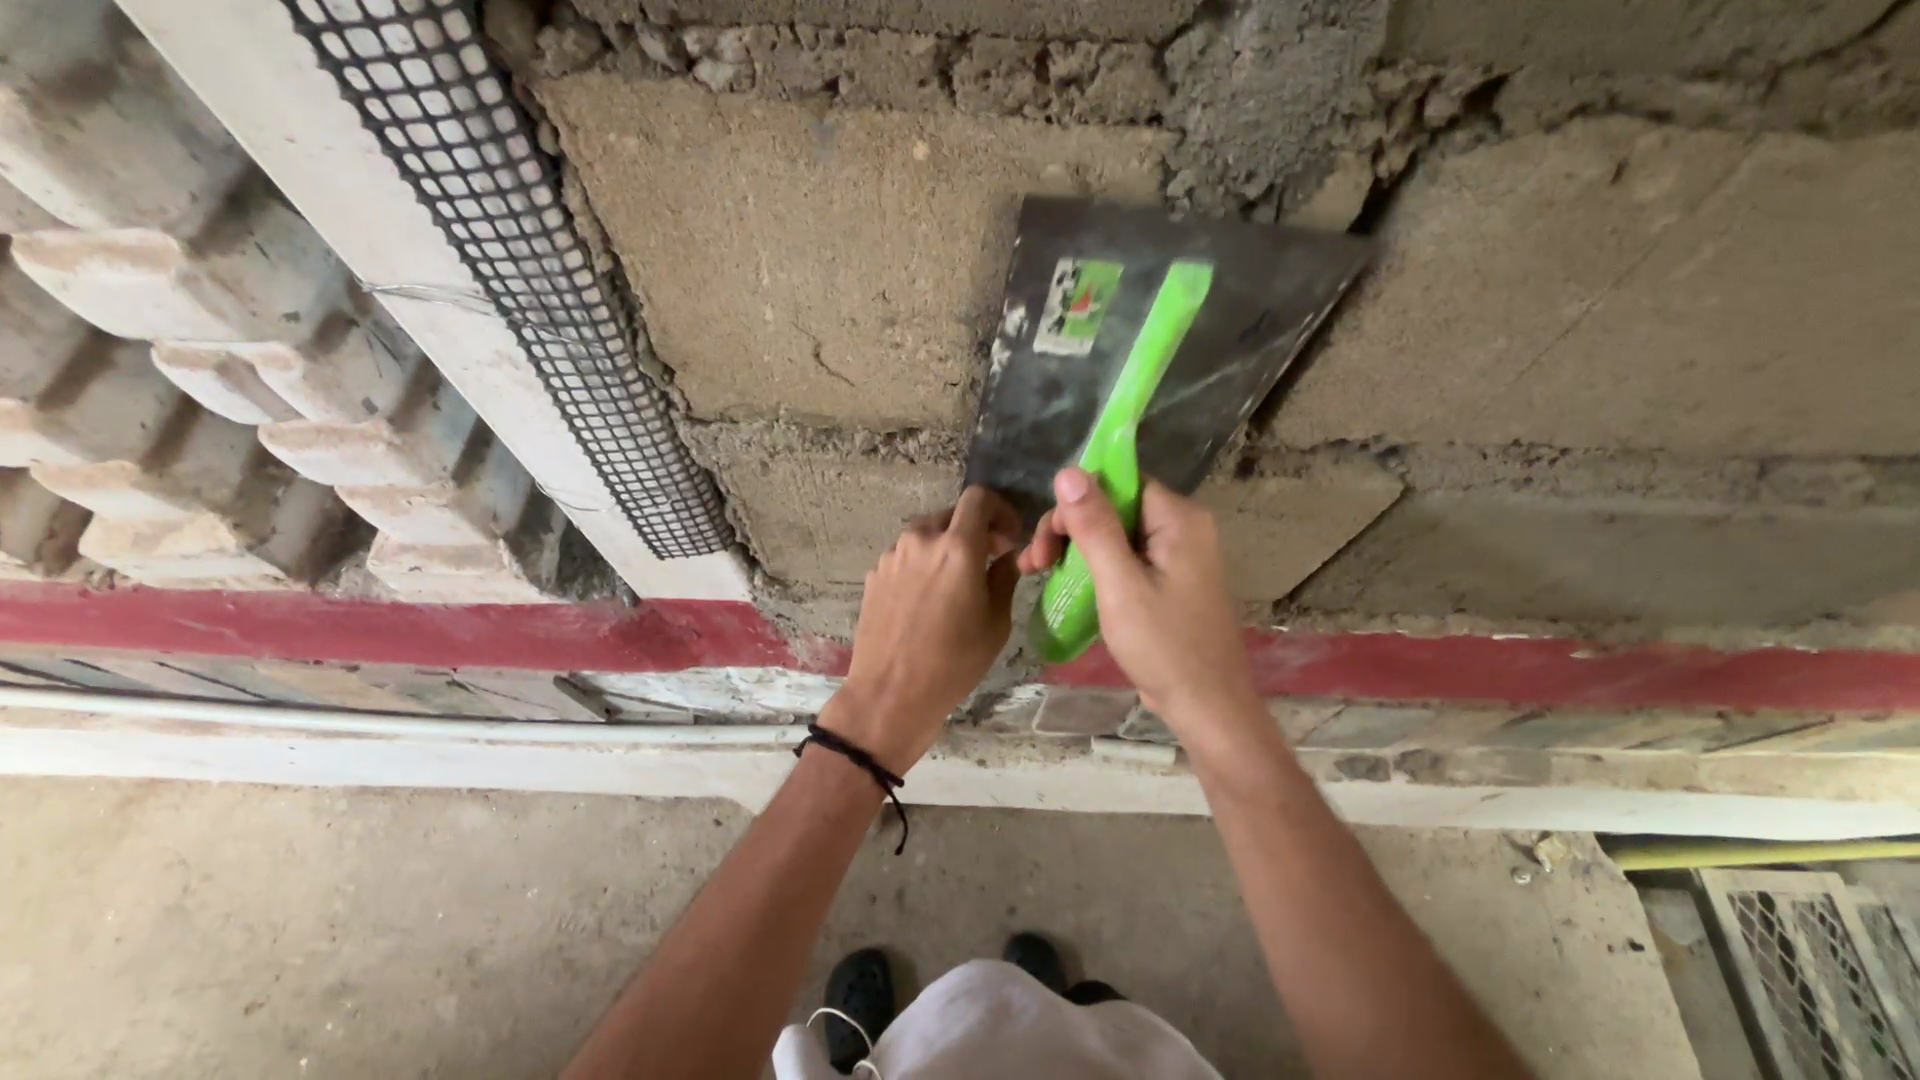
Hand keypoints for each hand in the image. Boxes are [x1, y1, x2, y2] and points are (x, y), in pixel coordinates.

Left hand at [818, 486, 1021, 773]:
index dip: (1000, 510)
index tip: (1008, 537)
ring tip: (956, 584)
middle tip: (989, 561)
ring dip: (946, 547)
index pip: (979, 498)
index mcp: (957, 547)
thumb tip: (1006, 556)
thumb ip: (1003, 578)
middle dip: (975, 530)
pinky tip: (927, 601)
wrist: (890, 694)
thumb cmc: (953, 663)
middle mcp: (920, 540)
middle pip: (952, 515)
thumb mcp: (995, 623)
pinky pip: (906, 557)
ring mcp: (892, 556)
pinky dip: (923, 565)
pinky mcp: (874, 575)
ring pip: (926, 536)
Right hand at [1019, 468, 1265, 756]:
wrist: (1207, 707)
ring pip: (1115, 535)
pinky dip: (1094, 569)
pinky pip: (1125, 560)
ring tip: (1038, 574)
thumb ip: (1094, 526)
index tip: (1048, 537)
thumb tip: (1068, 471)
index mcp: (1179, 519)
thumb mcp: (1120, 584)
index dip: (1077, 501)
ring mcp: (1178, 557)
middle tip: (1035, 564)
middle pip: (1114, 507)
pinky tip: (1063, 585)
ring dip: (1075, 550)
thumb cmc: (1165, 646)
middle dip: (1069, 529)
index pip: (1119, 483)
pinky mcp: (1169, 582)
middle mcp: (1183, 529)